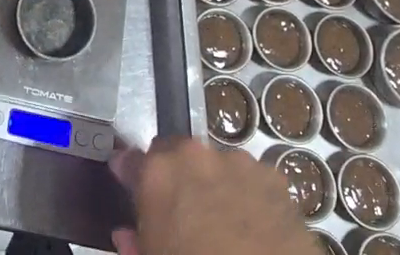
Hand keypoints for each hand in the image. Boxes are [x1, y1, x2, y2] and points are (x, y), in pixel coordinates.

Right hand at [110, 137, 320, 254]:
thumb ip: (135, 243)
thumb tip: (126, 234)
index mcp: (158, 173)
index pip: (131, 159)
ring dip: (215, 186)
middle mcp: (195, 156)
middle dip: (178, 179)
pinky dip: (249, 197)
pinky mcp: (273, 177)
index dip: (130, 174)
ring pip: (217, 167)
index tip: (130, 184)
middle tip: (184, 215)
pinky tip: (254, 228)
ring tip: (225, 225)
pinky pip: (252, 181)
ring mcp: (237, 163)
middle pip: (178, 157)